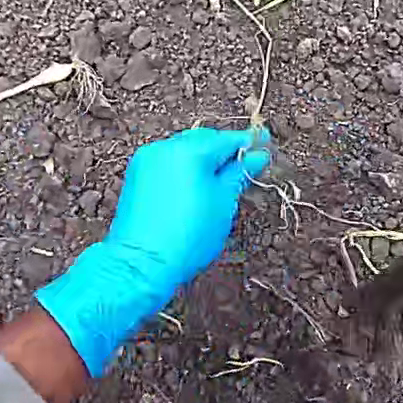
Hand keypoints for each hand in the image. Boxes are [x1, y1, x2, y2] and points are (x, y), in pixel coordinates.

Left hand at [37, 128, 270, 375]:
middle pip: (204, 140)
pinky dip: (185, 169)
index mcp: (190, 150)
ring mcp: (148, 160)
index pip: (227, 139)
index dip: (248, 143)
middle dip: (225, 152)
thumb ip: (240, 174)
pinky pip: (169, 162)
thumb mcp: (223, 203)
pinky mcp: (137, 175)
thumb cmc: (188, 236)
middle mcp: (166, 148)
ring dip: (204, 160)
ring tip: (221, 183)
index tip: (265, 142)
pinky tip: (196, 189)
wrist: (142, 263)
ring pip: (185, 150)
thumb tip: (257, 156)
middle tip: (246, 168)